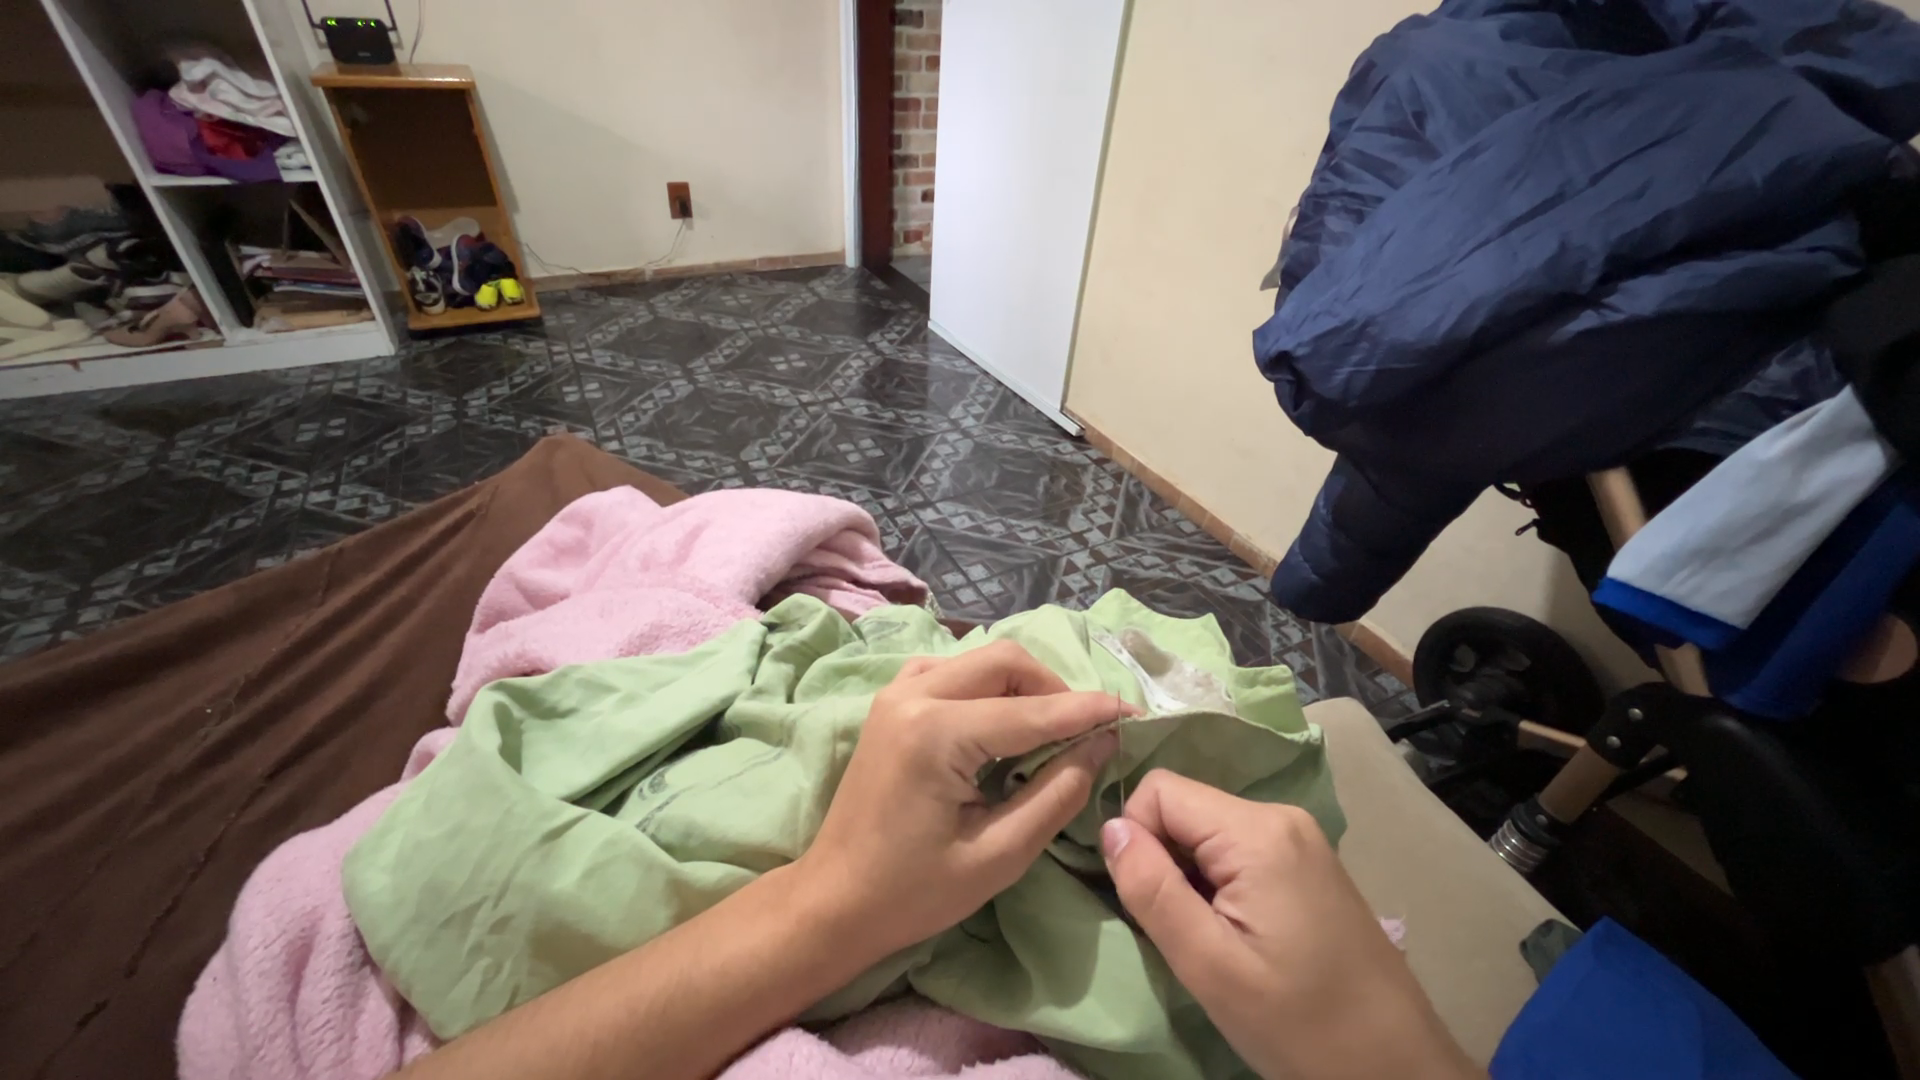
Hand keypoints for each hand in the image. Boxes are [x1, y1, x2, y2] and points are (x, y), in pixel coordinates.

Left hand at [793, 641, 1130, 959]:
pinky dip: (987, 685)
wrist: (835, 899)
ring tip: (1050, 727)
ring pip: (979, 659)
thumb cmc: (914, 891)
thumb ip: (1056, 792)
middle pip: (1004, 661)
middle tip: (1086, 729)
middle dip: (1054, 688)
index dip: (1087, 711)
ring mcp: (897, 692)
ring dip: (1022, 684)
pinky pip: (952, 671)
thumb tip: (1102, 743)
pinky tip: (1000, 720)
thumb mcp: (999, 855)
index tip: (1133, 713)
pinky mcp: (892, 701)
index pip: (1031, 711)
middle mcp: (914, 695)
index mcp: (936, 733)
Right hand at [1102, 771, 1479, 1079]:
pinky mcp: (1307, 862)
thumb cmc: (1301, 1027)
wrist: (1401, 1076)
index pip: (1160, 790)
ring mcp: (1299, 837)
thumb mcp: (1209, 966)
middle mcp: (1279, 816)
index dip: (1136, 836)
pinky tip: (1237, 933)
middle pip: (1184, 806)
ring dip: (1188, 874)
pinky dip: (1216, 881)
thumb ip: (1151, 888)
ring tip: (1210, 938)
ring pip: (1206, 828)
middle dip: (1163, 858)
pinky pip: (1235, 847)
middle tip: (1181, 929)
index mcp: (1257, 831)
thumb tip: (1110, 827)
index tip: (1149, 901)